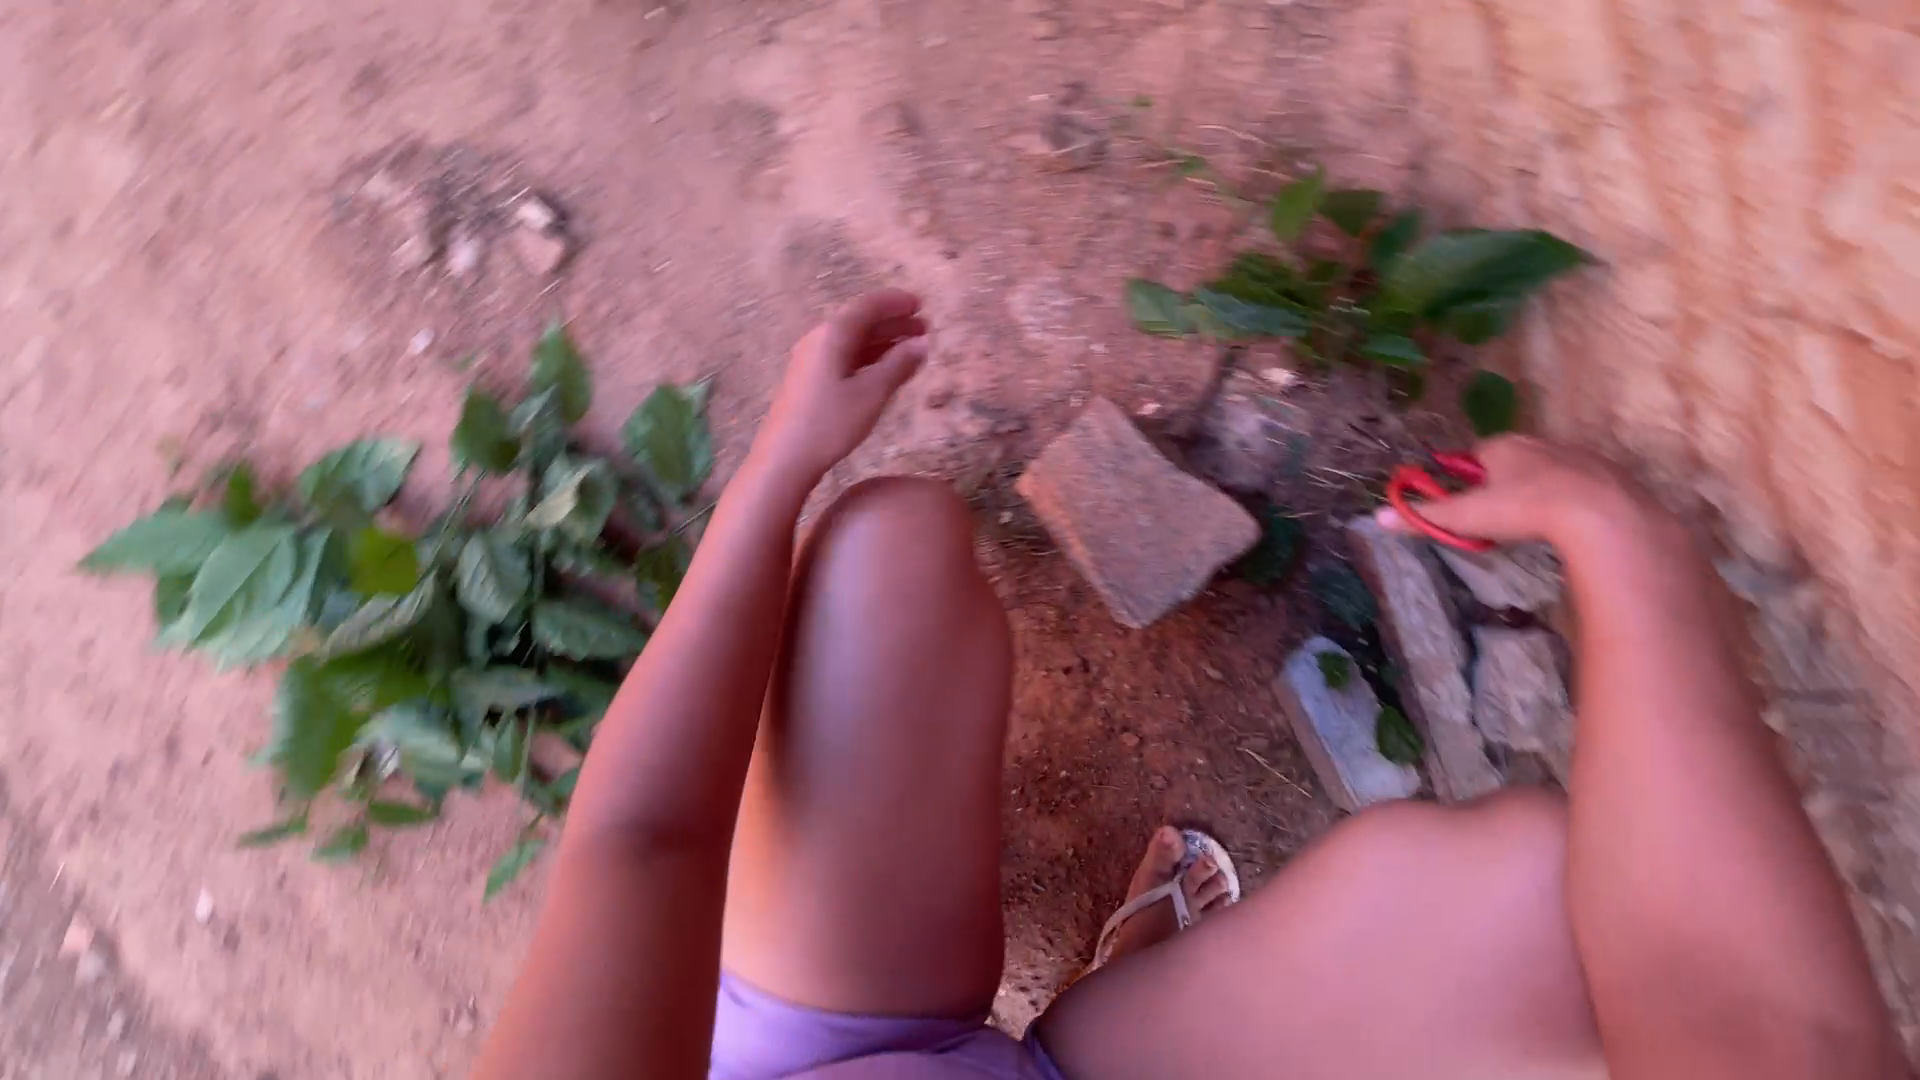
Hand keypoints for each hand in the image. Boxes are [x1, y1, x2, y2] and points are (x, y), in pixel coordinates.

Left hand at [751, 289, 928, 482]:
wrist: (785, 457)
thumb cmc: (830, 423)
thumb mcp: (871, 394)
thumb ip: (898, 365)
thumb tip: (922, 343)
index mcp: (833, 335)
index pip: (868, 306)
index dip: (896, 303)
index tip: (921, 305)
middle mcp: (819, 339)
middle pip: (860, 321)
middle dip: (892, 323)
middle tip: (923, 329)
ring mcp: (811, 360)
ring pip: (852, 341)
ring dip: (882, 341)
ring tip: (910, 350)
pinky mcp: (809, 380)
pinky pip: (844, 357)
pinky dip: (868, 358)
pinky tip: (883, 371)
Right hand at [1377, 435, 1664, 554]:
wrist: (1600, 514)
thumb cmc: (1522, 508)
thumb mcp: (1465, 516)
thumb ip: (1424, 516)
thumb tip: (1378, 517)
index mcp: (1502, 447)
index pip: (1475, 455)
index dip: (1467, 477)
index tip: (1465, 499)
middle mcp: (1539, 443)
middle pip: (1512, 460)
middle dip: (1502, 482)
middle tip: (1495, 513)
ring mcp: (1578, 456)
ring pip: (1548, 471)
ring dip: (1538, 489)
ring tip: (1533, 521)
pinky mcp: (1610, 475)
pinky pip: (1582, 485)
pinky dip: (1572, 499)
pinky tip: (1568, 523)